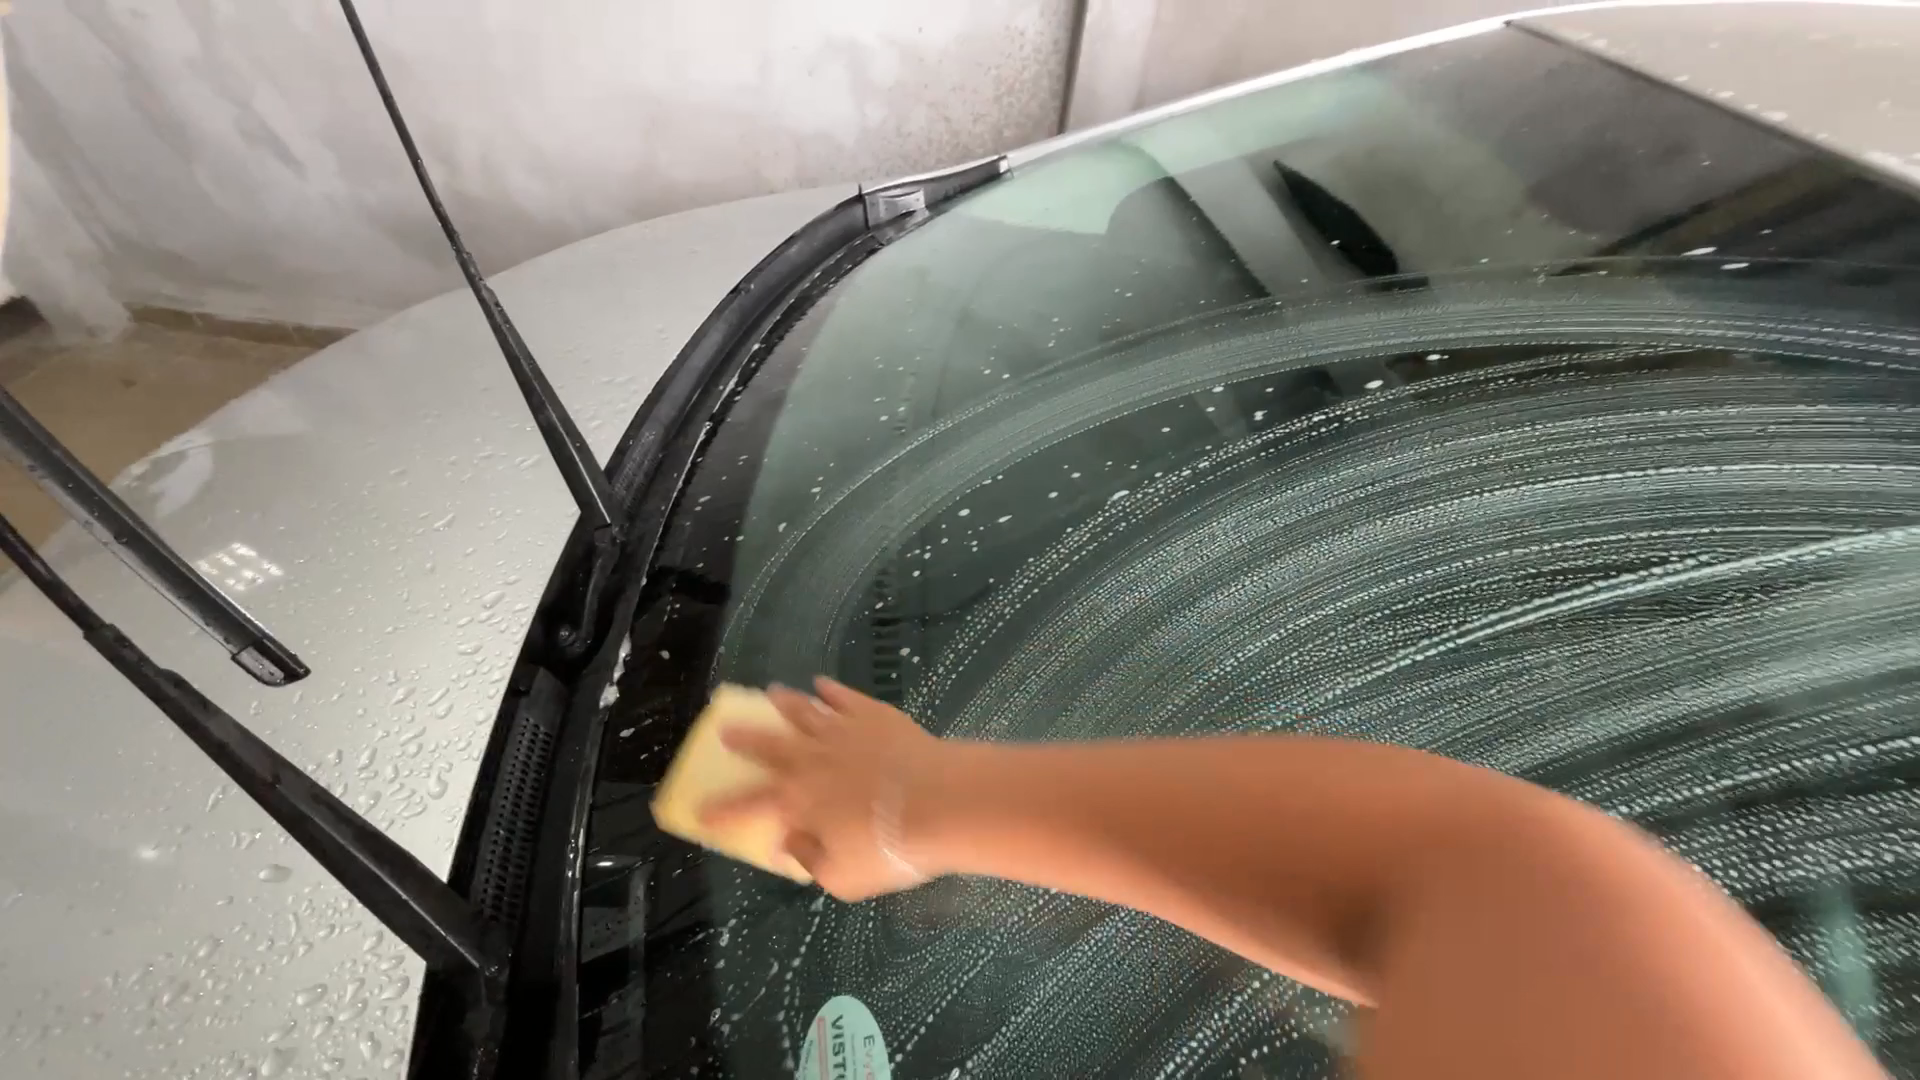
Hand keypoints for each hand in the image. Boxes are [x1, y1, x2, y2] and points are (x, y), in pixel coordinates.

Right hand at [699, 676, 945, 900]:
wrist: (940, 802)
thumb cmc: (890, 848)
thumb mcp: (843, 877)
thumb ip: (810, 858)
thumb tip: (789, 841)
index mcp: (798, 801)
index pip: (747, 806)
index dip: (720, 808)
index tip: (700, 808)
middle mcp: (811, 760)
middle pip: (768, 745)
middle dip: (744, 739)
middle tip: (727, 729)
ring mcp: (842, 731)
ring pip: (804, 712)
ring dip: (785, 703)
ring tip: (771, 692)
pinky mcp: (873, 715)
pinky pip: (845, 697)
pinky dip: (831, 690)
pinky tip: (824, 683)